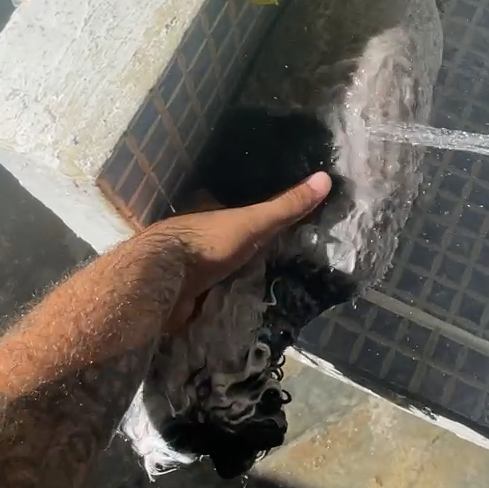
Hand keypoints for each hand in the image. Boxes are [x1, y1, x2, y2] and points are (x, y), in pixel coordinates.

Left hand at [142, 172, 332, 329]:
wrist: (162, 280)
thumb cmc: (209, 243)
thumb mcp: (254, 223)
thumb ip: (286, 207)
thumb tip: (326, 178)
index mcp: (211, 216)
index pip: (237, 215)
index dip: (255, 220)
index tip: (275, 230)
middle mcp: (196, 239)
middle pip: (225, 244)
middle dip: (243, 252)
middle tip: (275, 265)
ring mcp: (185, 268)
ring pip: (214, 271)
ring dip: (230, 279)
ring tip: (260, 292)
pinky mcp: (182, 296)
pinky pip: (206, 297)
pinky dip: (218, 300)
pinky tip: (234, 309)